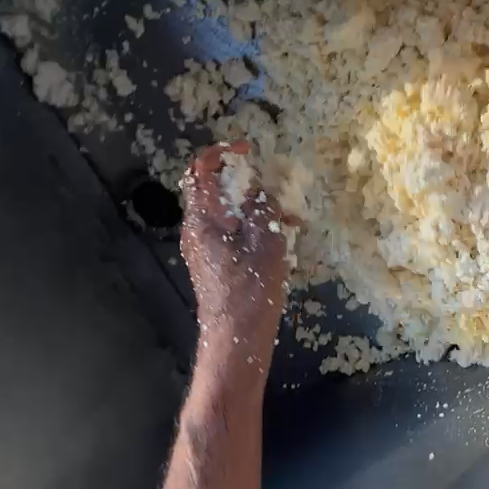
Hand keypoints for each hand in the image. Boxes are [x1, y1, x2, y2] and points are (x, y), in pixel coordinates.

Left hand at [180, 143, 291, 375]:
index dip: (223, 152)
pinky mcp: (215, 263)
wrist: (236, 337)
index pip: (201, 169)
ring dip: (258, 208)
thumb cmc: (250, 288)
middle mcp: (197, 229)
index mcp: (204, 218)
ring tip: (291, 221)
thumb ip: (262, 206)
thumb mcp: (265, 239)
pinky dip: (255, 227)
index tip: (250, 150)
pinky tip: (282, 241)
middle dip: (250, 183)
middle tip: (279, 190)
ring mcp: (204, 248)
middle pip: (216, 190)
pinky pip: (233, 232)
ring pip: (229, 212)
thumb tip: (260, 188)